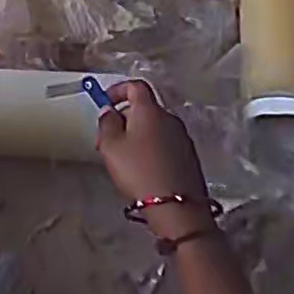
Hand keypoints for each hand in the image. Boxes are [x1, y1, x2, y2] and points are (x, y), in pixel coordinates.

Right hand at [95, 81, 210, 234]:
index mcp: (150, 111)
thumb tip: (109, 111)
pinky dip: (150, 145)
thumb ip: (106, 122)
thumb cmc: (138, 170)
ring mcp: (182, 137)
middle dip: (124, 115)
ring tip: (123, 154)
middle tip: (108, 134)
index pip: (136, 86)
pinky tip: (141, 166)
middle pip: (145, 107)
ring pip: (154, 125)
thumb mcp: (110, 145)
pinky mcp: (189, 156)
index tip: (104, 102)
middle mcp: (170, 119)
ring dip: (137, 132)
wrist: (176, 207)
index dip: (117, 89)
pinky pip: (164, 141)